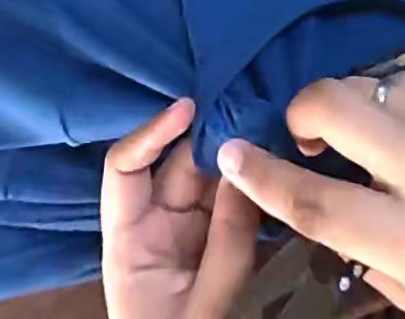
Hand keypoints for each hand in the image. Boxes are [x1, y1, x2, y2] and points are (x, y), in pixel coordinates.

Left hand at [101, 99, 260, 318]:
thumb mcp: (207, 309)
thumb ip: (229, 240)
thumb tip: (244, 161)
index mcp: (130, 242)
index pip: (125, 169)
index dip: (152, 132)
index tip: (191, 106)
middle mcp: (156, 225)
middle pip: (182, 165)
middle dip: (218, 138)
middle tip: (262, 113)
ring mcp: (189, 232)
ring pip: (214, 177)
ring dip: (242, 155)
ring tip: (277, 129)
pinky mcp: (219, 240)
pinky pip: (235, 199)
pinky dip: (254, 179)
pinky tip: (279, 159)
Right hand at [213, 72, 404, 318]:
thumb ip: (362, 252)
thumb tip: (316, 199)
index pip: (318, 200)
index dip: (263, 175)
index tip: (228, 153)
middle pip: (332, 105)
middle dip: (301, 111)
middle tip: (307, 138)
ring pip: (360, 83)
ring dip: (345, 108)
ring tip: (365, 142)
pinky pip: (395, 80)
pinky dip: (382, 103)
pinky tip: (403, 132)